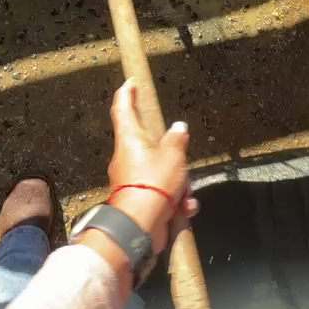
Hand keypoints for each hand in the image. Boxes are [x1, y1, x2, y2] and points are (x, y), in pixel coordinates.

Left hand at [102, 79, 193, 253]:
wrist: (140, 226)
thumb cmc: (153, 183)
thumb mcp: (173, 156)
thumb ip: (177, 140)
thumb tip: (178, 128)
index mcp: (130, 139)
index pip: (123, 108)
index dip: (127, 93)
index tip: (132, 82)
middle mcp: (127, 157)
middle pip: (148, 145)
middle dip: (171, 154)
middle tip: (181, 159)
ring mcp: (131, 180)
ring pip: (160, 172)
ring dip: (178, 183)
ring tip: (185, 193)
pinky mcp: (138, 200)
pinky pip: (161, 194)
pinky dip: (176, 201)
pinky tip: (184, 208)